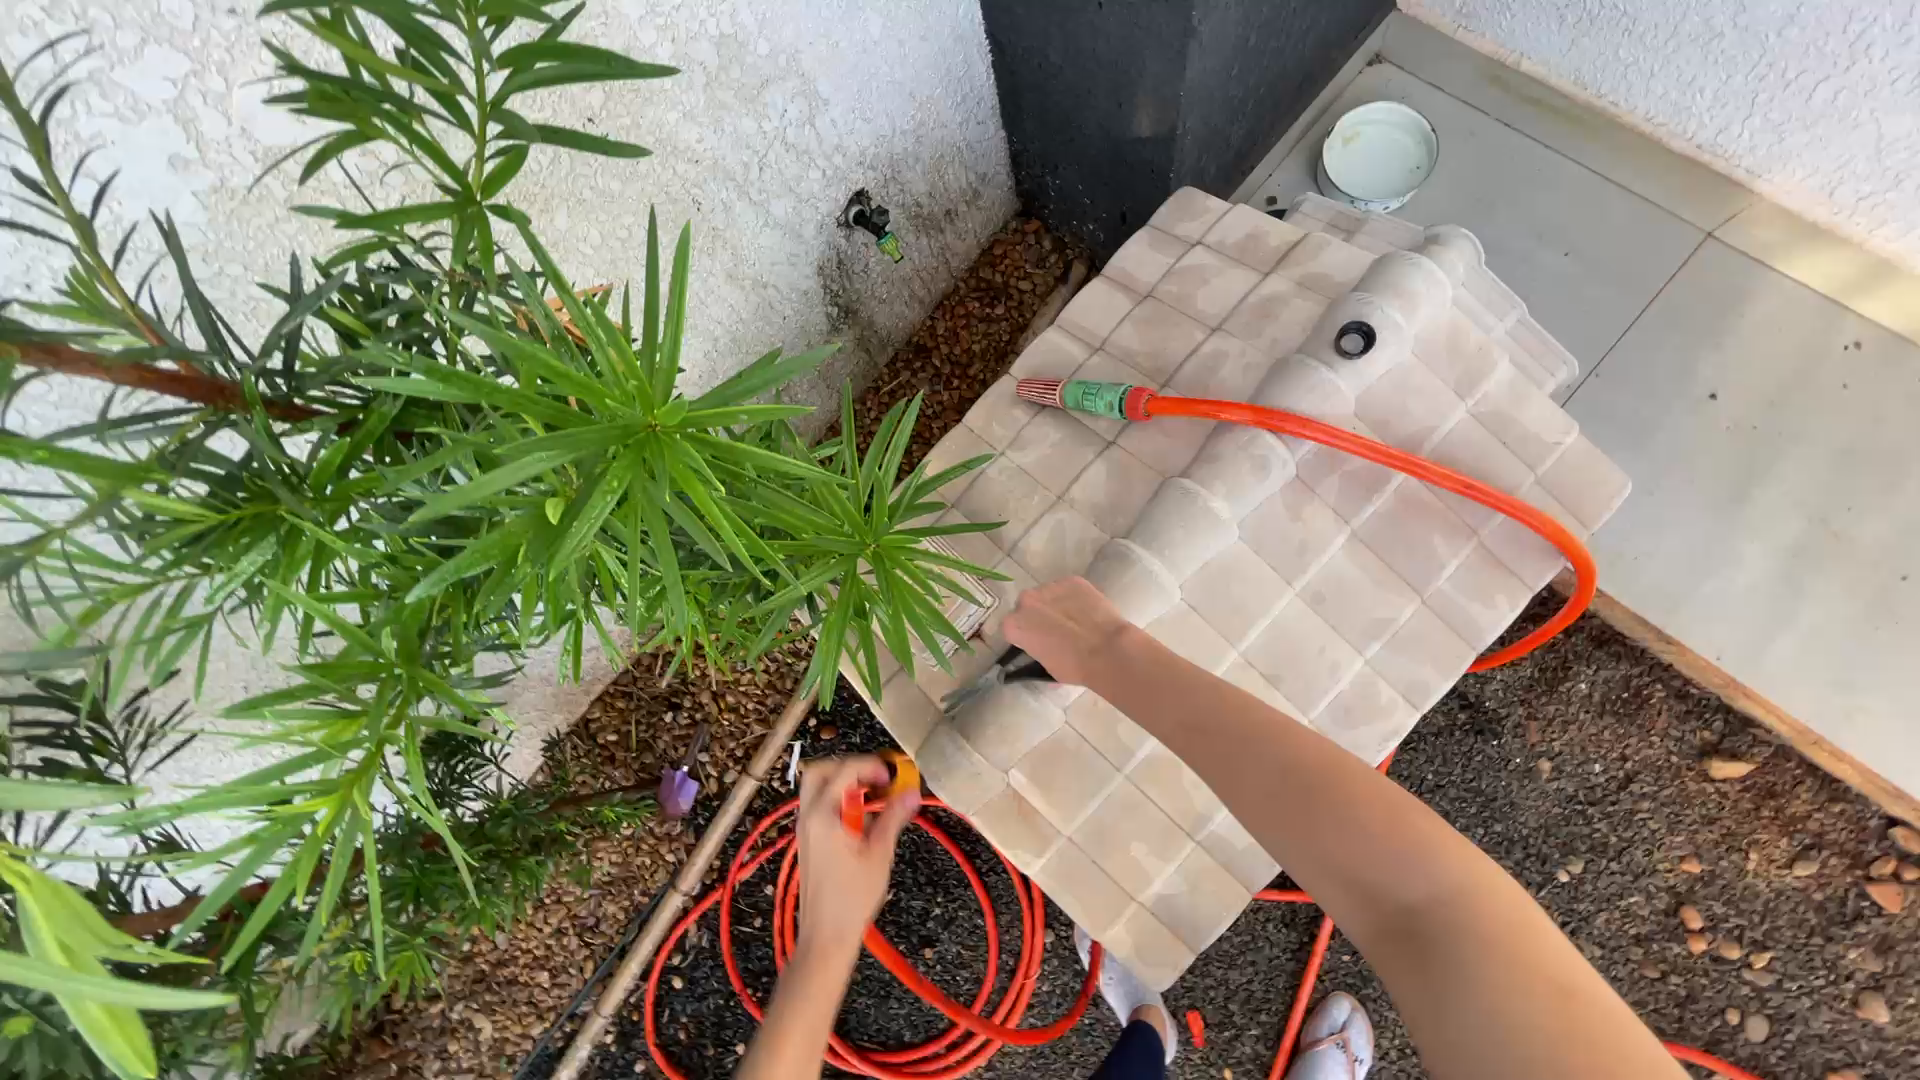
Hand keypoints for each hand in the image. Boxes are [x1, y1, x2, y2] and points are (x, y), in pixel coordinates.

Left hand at [794, 755, 919, 957]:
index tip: (892, 776)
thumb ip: (893, 817)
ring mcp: (806, 829)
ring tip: (874, 801)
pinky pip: (821, 807)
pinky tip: (863, 824)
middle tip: (877, 779)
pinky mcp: (809, 841)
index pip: (844, 770)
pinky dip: (840, 802)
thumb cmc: (851, 899)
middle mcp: (808, 817)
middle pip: (821, 771)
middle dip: (851, 768)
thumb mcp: (879, 853)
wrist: (826, 937)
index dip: (871, 766)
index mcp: (823, 815)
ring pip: (819, 789)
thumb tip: (911, 793)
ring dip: (845, 785)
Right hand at [1000, 576, 1137, 687]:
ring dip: (1055, 604)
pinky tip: (1087, 610)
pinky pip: (1069, 588)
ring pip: (1048, 594)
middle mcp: (1026, 600)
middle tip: (1055, 629)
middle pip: (1028, 606)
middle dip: (1037, 615)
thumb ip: (1036, 652)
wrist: (1107, 651)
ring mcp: (1050, 587)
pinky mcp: (1072, 580)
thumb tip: (1042, 651)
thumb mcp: (1046, 666)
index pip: (1012, 627)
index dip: (1024, 634)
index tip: (1036, 640)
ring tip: (1074, 618)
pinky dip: (1075, 597)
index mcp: (1014, 625)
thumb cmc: (1073, 666)